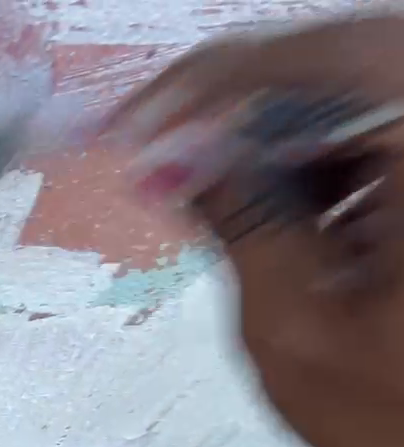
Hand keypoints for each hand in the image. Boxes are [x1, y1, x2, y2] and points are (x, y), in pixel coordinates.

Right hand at [111, 16, 403, 446]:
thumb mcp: (292, 326)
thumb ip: (241, 227)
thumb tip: (173, 162)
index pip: (339, 57)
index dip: (219, 75)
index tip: (133, 120)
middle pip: (362, 59)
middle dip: (246, 104)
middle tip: (163, 158)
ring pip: (381, 93)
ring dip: (290, 138)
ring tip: (228, 208)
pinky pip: (399, 137)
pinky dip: (337, 162)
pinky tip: (300, 219)